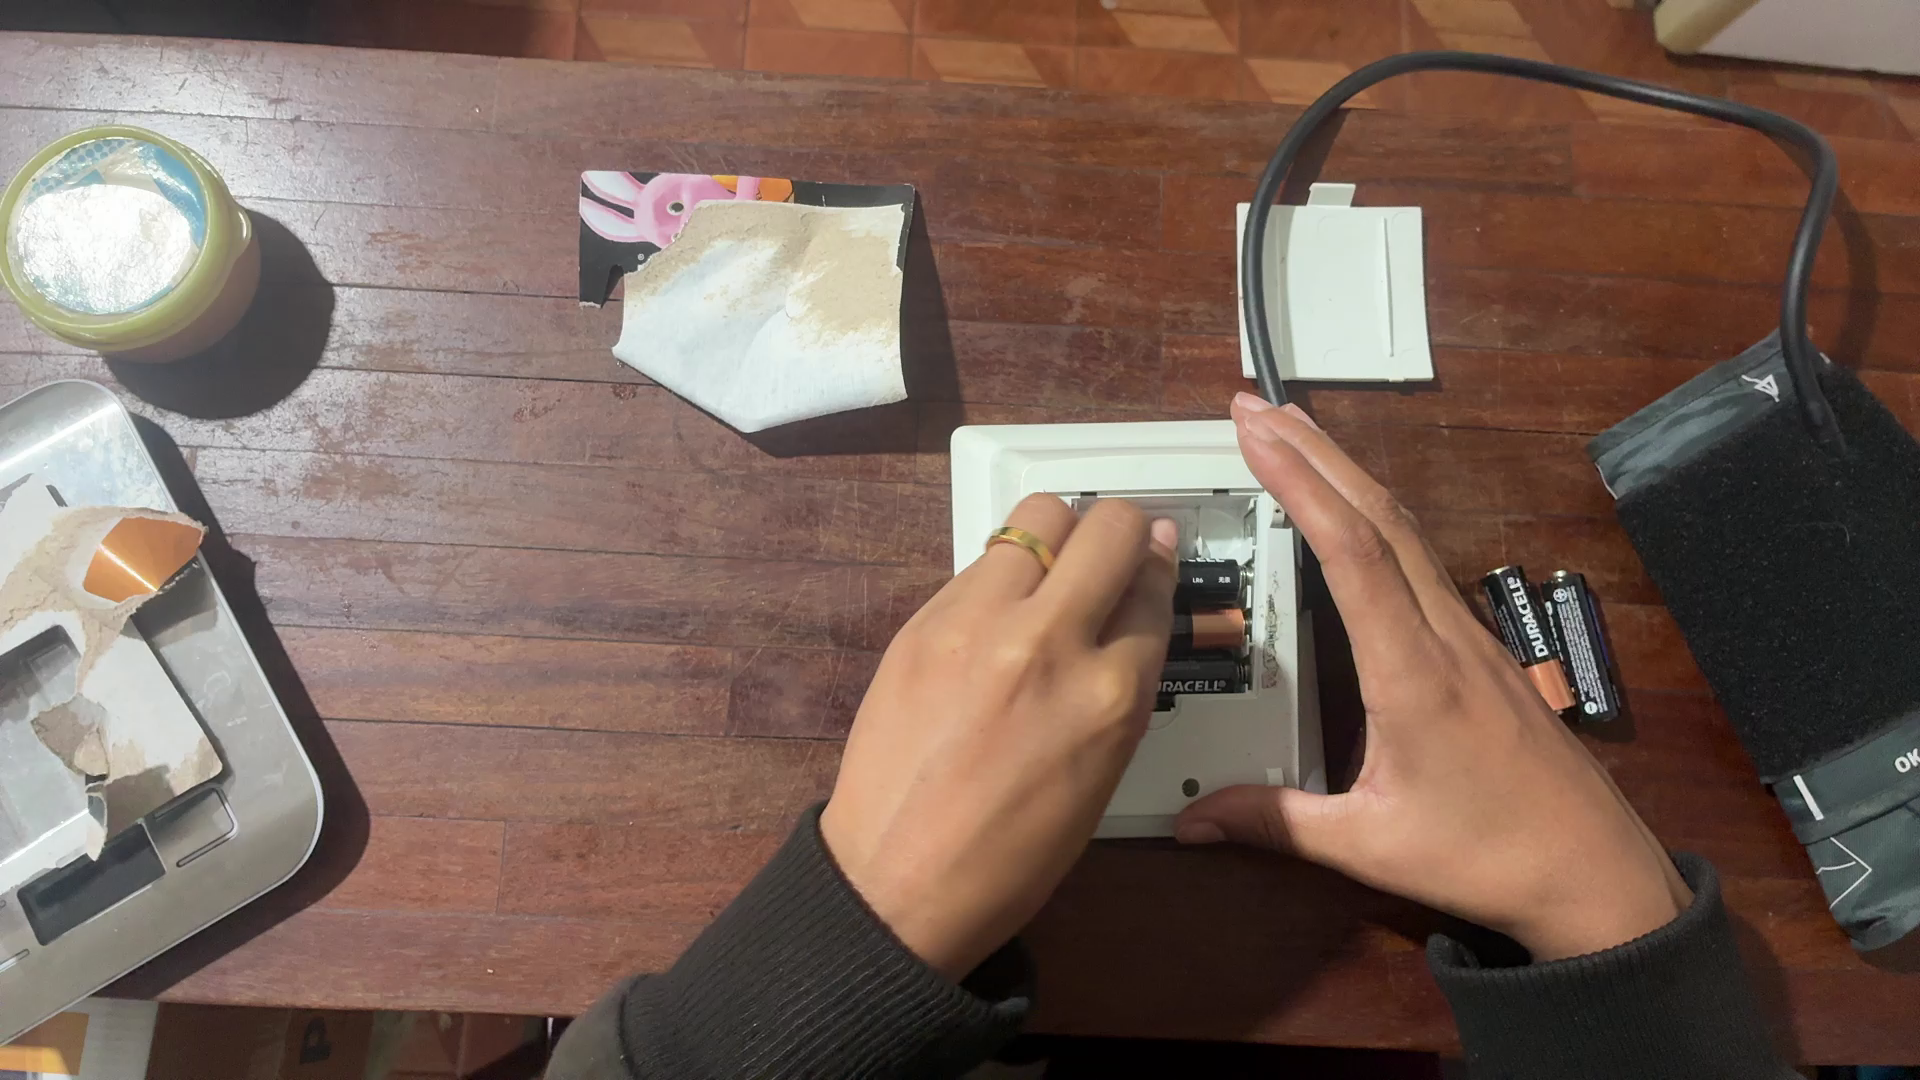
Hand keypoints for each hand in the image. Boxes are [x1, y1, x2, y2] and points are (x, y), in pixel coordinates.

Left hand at [821, 495, 1178, 978]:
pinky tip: (994, 614)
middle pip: (1109, 524)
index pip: (1153, 586)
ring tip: (1047, 579)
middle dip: (1120, 531)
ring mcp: (979, 622)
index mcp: (1110, 695)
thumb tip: (1135, 607)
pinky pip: (983, 560)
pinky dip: (1003, 572)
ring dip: (1057, 537)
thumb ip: (1124, 677)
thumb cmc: (1013, 847)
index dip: (1154, 572)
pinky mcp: (924, 618)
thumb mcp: (1102, 768)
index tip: (1147, 567)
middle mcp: (1049, 641)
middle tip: (1106, 557)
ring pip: (1040, 515)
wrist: (895, 876)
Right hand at [1174, 393, 1691, 961]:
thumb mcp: (1370, 845)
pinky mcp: (1470, 638)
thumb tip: (1190, 821)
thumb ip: (1275, 820)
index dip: (1302, 486)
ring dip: (1342, 467)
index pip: (1353, 554)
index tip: (1257, 435)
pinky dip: (1368, 505)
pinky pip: (1414, 550)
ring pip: (1400, 523)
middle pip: (1378, 515)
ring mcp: (1463, 628)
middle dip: (1313, 450)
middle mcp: (1441, 631)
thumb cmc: (1487, 855)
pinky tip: (1344, 497)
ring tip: (1290, 426)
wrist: (1601, 877)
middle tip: (1254, 405)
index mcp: (1411, 671)